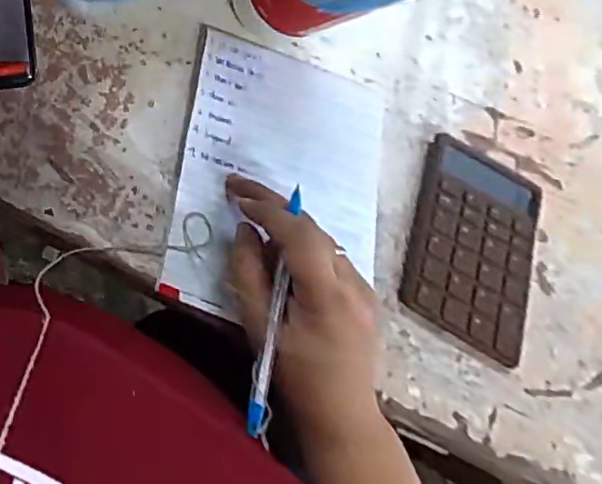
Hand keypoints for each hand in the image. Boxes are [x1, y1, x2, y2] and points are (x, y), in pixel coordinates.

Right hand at [226, 175, 385, 445]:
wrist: (343, 415)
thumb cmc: (294, 373)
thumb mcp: (258, 324)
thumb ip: (247, 272)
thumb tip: (245, 230)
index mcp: (328, 297)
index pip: (299, 235)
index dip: (266, 210)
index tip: (236, 196)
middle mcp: (354, 286)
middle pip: (312, 228)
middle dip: (273, 203)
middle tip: (237, 186)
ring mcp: (365, 289)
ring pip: (321, 238)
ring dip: (287, 223)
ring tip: (253, 214)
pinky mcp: (365, 294)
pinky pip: (329, 254)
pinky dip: (301, 242)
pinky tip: (280, 249)